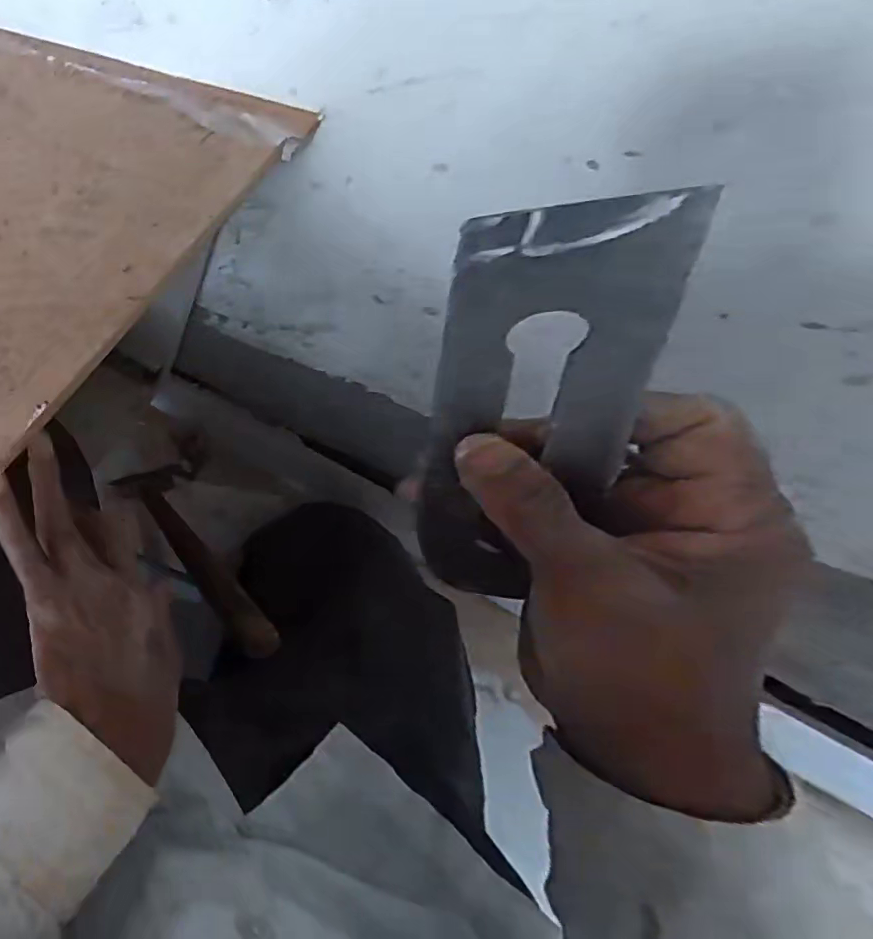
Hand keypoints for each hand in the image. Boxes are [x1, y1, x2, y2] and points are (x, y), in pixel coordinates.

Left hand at [0, 433, 181, 785]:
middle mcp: (112, 577)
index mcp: (142, 592)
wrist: (110, 740)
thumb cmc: (143, 706)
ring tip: (26, 444)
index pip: (127, 536)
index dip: (112, 517)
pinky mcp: (44, 597)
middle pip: (90, 517)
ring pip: (54, 522)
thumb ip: (156, 615)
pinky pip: (23, 548)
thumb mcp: (164, 656)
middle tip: (44, 441)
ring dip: (40, 480)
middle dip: (62, 478)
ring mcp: (76, 583)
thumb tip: (153, 589)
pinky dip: (8, 514)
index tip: (97, 509)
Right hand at [454, 394, 809, 819]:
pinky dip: (488, 508)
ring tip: (431, 481)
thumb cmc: (639, 664)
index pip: (692, 425)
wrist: (628, 746)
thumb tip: (470, 443)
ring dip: (495, 478)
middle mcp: (682, 514)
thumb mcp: (586, 580)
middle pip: (608, 447)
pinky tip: (437, 509)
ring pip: (561, 479)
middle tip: (461, 455)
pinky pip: (535, 511)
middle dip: (529, 447)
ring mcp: (629, 536)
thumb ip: (530, 506)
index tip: (533, 431)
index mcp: (726, 514)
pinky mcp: (584, 555)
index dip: (617, 412)